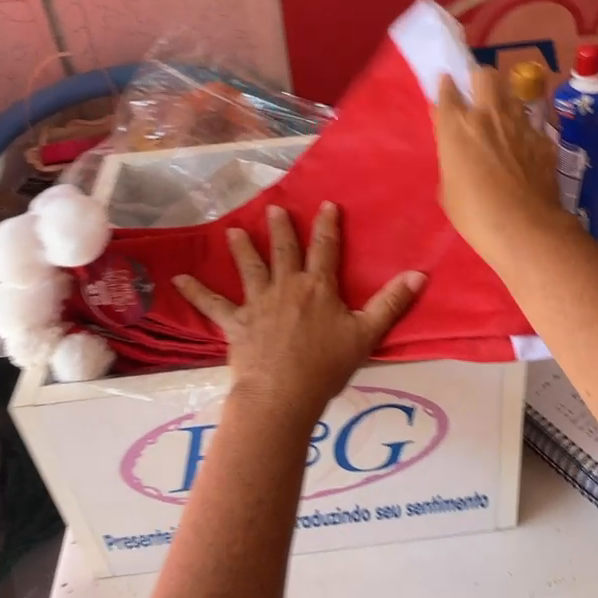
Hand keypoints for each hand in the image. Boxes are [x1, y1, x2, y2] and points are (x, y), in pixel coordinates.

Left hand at [174, 203, 424, 418]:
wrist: (282, 394)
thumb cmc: (326, 366)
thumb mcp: (366, 334)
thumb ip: (391, 303)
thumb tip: (419, 274)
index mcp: (318, 287)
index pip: (326, 248)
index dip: (328, 225)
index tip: (326, 204)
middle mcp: (287, 287)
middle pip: (285, 250)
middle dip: (281, 228)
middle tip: (274, 208)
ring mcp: (258, 303)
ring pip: (249, 268)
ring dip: (242, 248)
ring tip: (233, 230)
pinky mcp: (235, 324)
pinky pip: (213, 305)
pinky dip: (196, 292)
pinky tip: (178, 279)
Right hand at [434, 66, 566, 260]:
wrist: (524, 227)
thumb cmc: (474, 213)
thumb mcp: (447, 188)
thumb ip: (450, 158)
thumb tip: (455, 147)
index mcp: (457, 125)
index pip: (448, 89)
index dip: (446, 86)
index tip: (447, 88)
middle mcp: (488, 114)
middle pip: (485, 75)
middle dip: (479, 80)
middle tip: (477, 96)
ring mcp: (520, 123)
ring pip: (512, 94)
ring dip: (503, 100)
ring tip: (501, 119)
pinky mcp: (544, 138)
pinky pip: (531, 124)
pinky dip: (524, 131)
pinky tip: (523, 150)